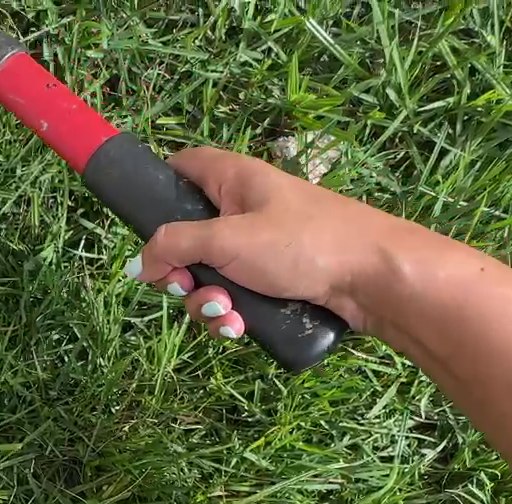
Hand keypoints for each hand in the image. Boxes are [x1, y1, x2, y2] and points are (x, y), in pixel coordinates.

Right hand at [129, 147, 415, 337]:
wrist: (372, 279)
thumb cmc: (301, 244)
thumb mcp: (227, 240)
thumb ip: (174, 246)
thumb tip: (139, 265)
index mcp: (233, 181)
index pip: (182, 167)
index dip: (157, 190)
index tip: (143, 227)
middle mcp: (241, 210)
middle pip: (185, 239)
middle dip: (180, 273)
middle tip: (187, 287)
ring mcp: (256, 248)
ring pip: (206, 277)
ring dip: (206, 303)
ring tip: (228, 315)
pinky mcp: (270, 281)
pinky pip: (232, 298)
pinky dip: (229, 315)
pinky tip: (240, 327)